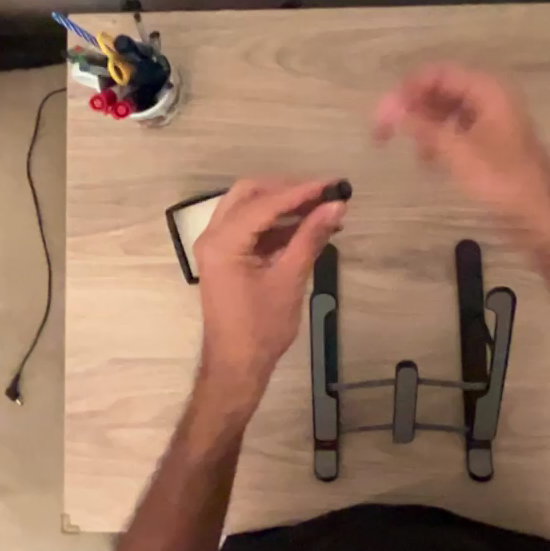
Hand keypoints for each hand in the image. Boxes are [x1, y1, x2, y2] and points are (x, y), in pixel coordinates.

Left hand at [193, 179, 347, 417]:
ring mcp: (217, 246)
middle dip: (288, 190)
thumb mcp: (290, 279)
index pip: (265, 203)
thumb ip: (311, 237)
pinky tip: (308, 227)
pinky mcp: (226, 256)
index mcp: (223, 242)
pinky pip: (251, 228)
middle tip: (324, 193)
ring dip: (284, 206)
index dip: (301, 191)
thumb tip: (336, 206)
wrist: (237, 365)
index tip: (333, 185)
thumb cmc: (261, 328)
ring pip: (250, 208)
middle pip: (250, 194)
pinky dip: (278, 224)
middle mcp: (213, 236)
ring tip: (323, 209)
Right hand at [374, 64, 549, 223]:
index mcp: (487, 90)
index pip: (438, 74)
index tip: (384, 113)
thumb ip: (422, 127)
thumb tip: (389, 109)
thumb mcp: (458, 152)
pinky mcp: (488, 142)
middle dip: (412, 107)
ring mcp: (490, 120)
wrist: (539, 214)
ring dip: (423, 125)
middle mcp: (489, 98)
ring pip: (445, 111)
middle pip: (440, 90)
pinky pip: (455, 129)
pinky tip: (427, 160)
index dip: (408, 89)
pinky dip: (437, 139)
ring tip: (409, 148)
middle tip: (383, 130)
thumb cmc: (502, 180)